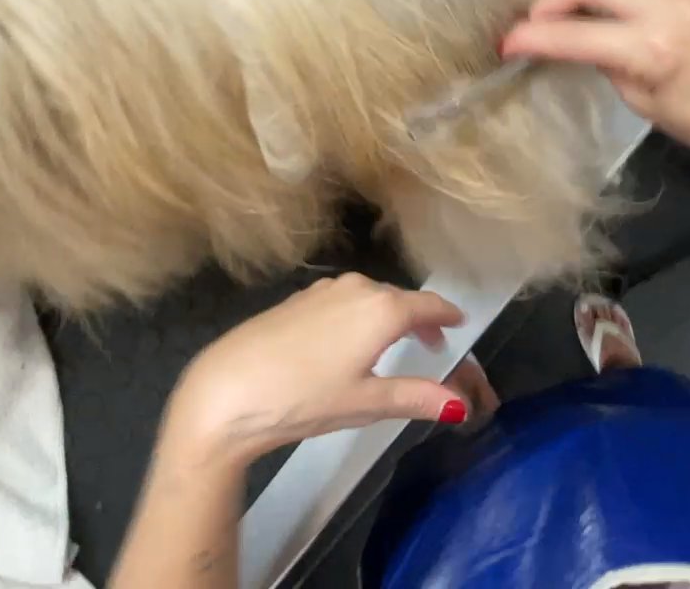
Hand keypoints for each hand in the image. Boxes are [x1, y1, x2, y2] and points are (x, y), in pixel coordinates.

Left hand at [161, 274, 467, 469]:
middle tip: (432, 346)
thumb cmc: (305, 398)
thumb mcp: (366, 402)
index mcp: (381, 308)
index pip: (428, 305)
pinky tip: (348, 342)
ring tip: (393, 346)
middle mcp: (357, 287)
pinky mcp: (299, 297)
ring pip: (370, 297)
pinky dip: (360, 315)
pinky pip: (344, 300)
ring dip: (388, 316)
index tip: (460, 324)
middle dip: (419, 320)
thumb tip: (461, 402)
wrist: (228, 389)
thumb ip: (417, 397)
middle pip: (400, 299)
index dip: (447, 315)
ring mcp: (325, 289)